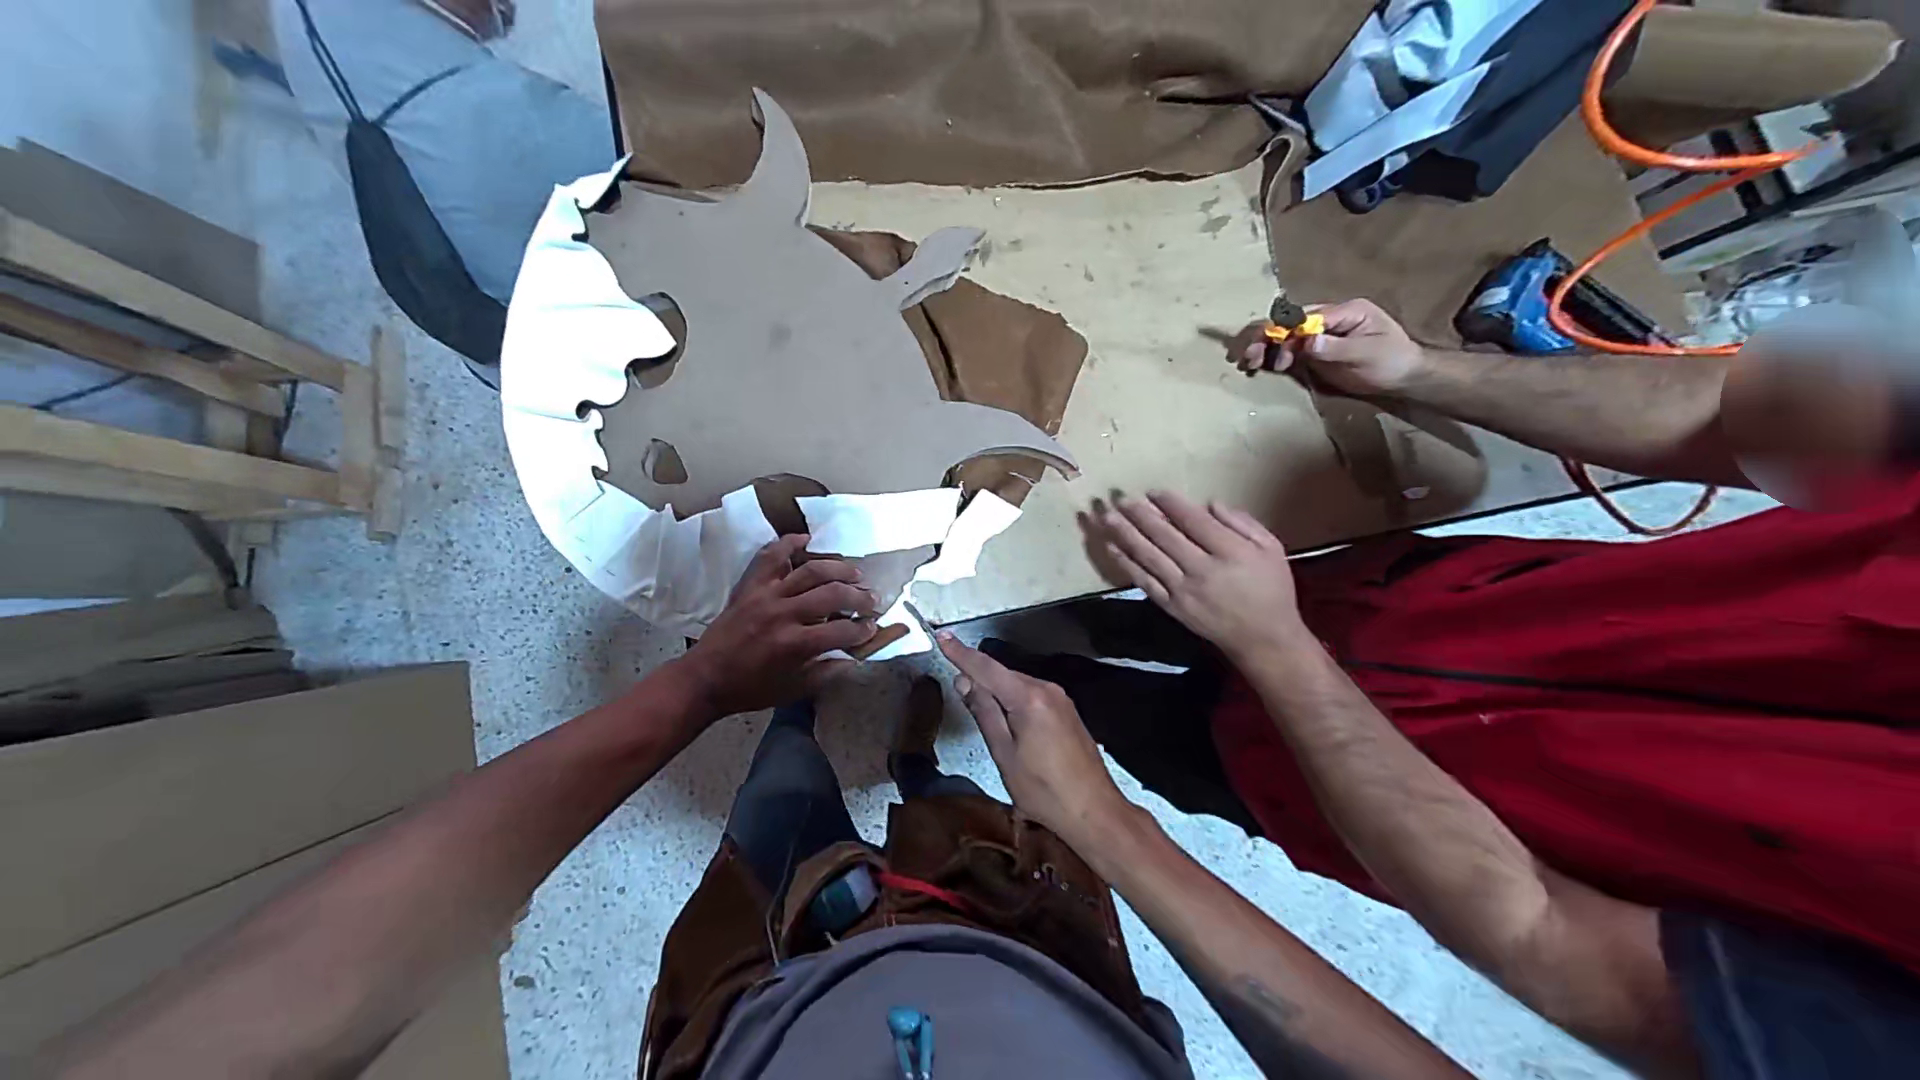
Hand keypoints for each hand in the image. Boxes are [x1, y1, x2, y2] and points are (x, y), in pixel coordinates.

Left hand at [677, 535, 878, 718]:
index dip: (863, 629)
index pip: (842, 631)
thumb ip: (827, 672)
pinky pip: (771, 556)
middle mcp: (783, 614)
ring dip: (838, 569)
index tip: (872, 627)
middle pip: (832, 594)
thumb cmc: (750, 688)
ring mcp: (765, 595)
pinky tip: (807, 540)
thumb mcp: (794, 689)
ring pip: (810, 570)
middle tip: (871, 599)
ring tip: (853, 573)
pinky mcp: (750, 586)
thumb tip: (854, 656)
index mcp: (794, 644)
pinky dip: (789, 543)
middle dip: (859, 596)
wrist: (704, 679)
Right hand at [935, 633, 1134, 849]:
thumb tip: (965, 682)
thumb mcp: (1004, 753)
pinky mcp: (1066, 710)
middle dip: (978, 677)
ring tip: (980, 712)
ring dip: (996, 691)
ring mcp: (1060, 699)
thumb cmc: (1044, 790)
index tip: (943, 637)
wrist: (1094, 810)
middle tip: (958, 692)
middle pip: (1003, 674)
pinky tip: (1007, 719)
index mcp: (1029, 698)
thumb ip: (983, 712)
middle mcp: (1047, 690)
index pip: (986, 667)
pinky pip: (1032, 695)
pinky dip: (1013, 699)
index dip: (961, 653)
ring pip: (1017, 685)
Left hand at [1092, 492, 1310, 663]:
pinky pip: (1145, 582)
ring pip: (1149, 557)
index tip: (1152, 491)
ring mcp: (1184, 590)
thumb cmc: (1271, 589)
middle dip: (1140, 515)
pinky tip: (1113, 548)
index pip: (1193, 521)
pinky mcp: (1172, 607)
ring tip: (1108, 517)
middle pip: (1165, 536)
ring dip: (1126, 535)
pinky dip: (1127, 564)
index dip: (1171, 504)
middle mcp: (1203, 570)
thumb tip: (1209, 503)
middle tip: (1119, 497)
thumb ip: (1242, 523)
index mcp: (1230, 553)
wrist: (1263, 639)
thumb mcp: (1271, 549)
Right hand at [1237, 299, 1425, 397]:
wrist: (1402, 378)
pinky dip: (1270, 356)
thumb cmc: (1391, 360)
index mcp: (1344, 312)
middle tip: (1247, 354)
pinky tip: (1257, 364)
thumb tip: (1306, 341)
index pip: (1306, 316)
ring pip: (1283, 336)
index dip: (1283, 328)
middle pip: (1289, 322)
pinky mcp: (1313, 353)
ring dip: (1263, 346)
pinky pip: (1286, 351)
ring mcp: (1318, 336)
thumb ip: (1336, 347)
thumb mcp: (1367, 352)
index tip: (1266, 343)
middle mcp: (1327, 320)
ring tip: (1248, 361)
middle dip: (1265, 336)